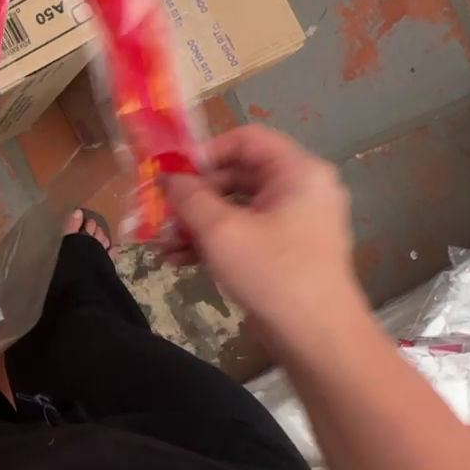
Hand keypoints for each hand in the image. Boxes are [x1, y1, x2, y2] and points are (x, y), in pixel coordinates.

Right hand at [162, 126, 370, 352]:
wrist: (312, 330)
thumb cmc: (271, 270)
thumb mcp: (220, 230)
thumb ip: (189, 198)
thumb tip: (168, 177)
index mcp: (297, 172)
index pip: (245, 140)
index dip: (204, 152)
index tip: (170, 175)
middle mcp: (297, 189)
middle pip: (234, 175)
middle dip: (190, 197)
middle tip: (157, 215)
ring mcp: (290, 221)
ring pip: (231, 207)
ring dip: (191, 224)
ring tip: (160, 245)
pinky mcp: (279, 248)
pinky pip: (238, 232)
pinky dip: (208, 241)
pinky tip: (176, 260)